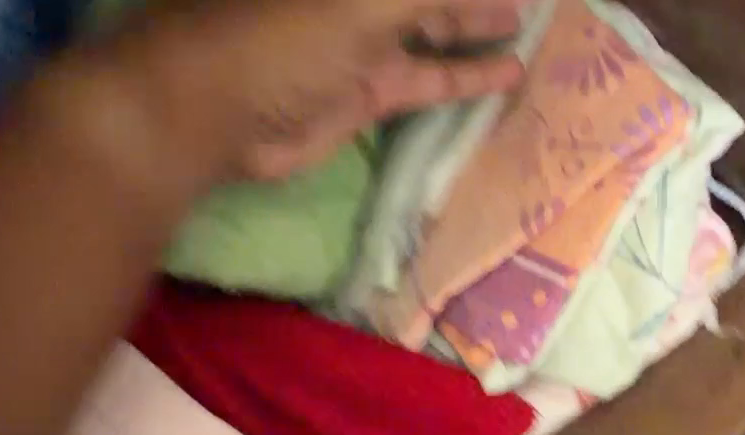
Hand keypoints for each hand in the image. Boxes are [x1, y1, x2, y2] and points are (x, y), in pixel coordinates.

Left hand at [105, 0, 528, 179]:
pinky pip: (429, 76)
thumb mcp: (363, 4)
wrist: (219, 112)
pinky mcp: (369, 87)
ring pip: (431, 27)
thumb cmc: (279, 39)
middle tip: (525, 0)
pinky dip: (467, 76)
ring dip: (475, 29)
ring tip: (522, 29)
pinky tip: (505, 76)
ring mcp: (361, 38)